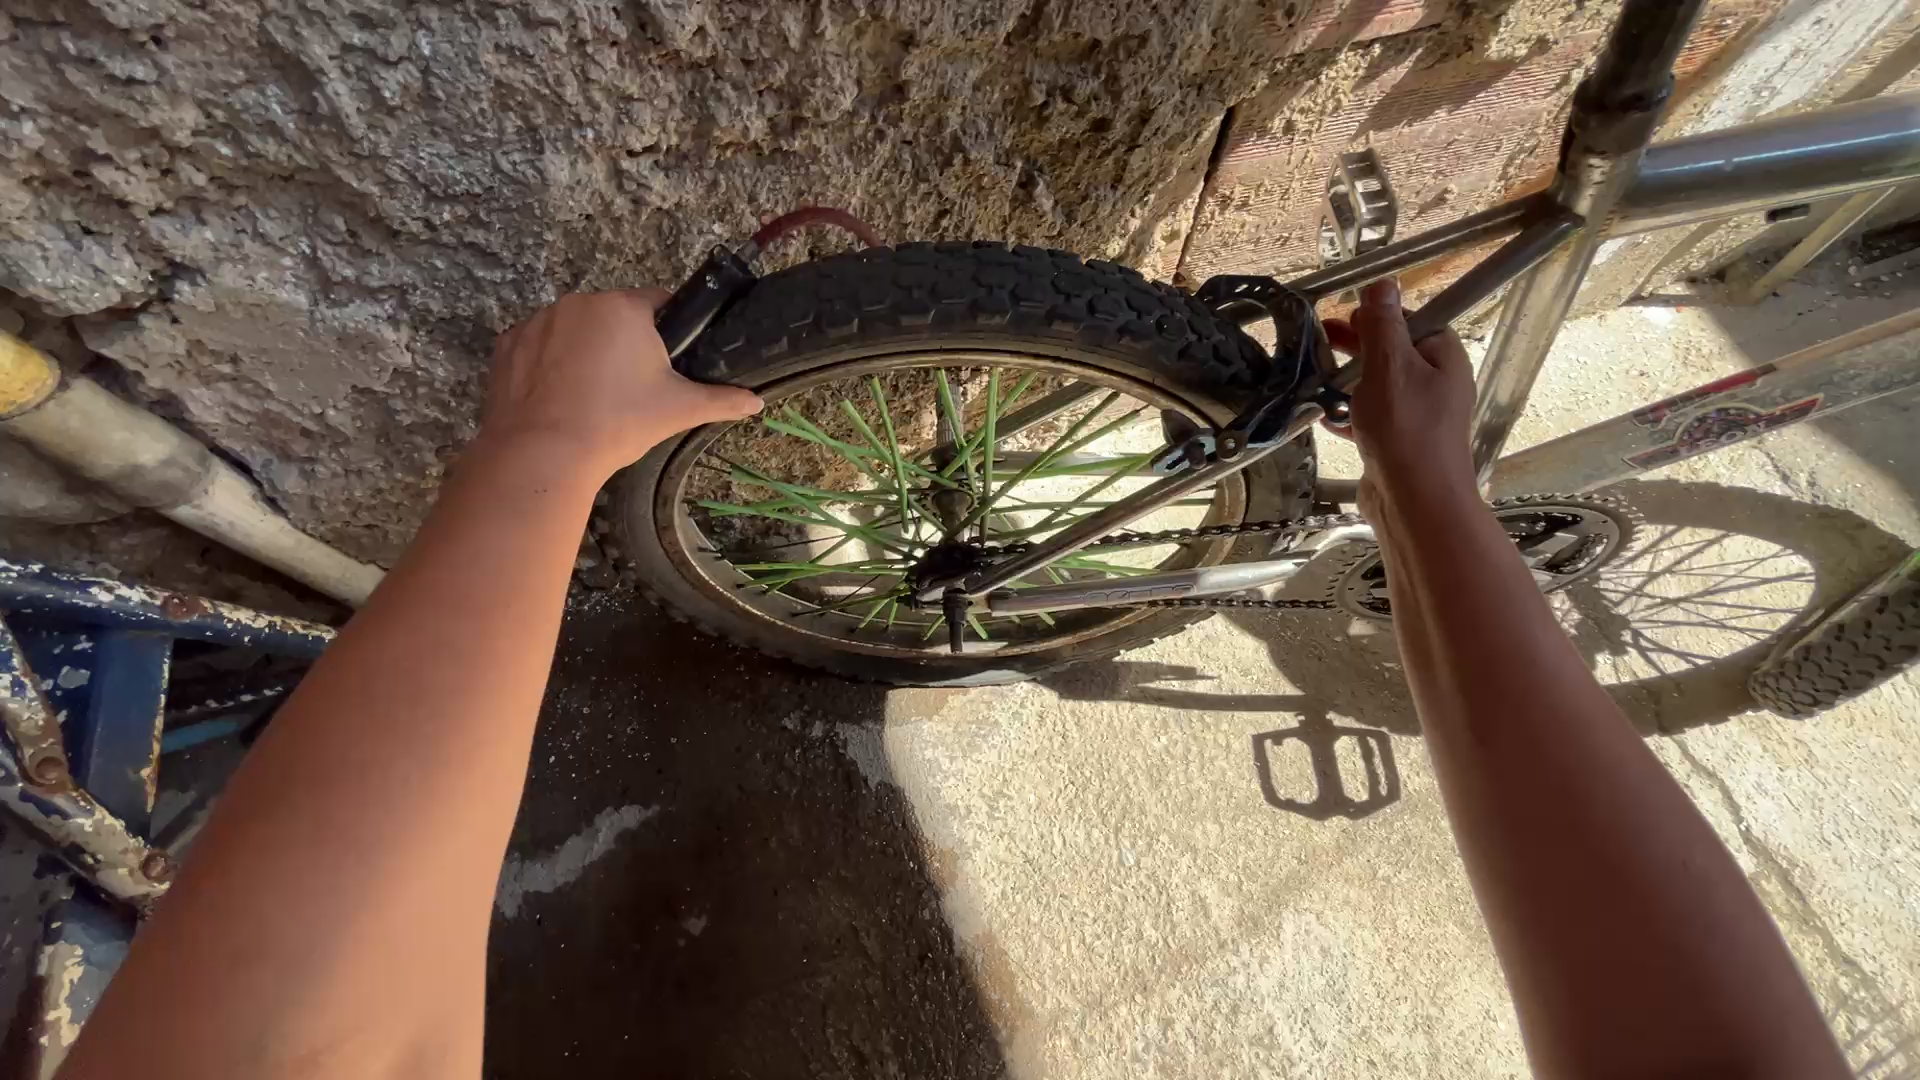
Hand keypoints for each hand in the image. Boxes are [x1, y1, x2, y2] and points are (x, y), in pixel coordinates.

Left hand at [479, 289, 762, 480]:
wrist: (545, 452)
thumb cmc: (618, 422)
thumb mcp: (680, 410)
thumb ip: (722, 400)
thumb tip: (756, 402)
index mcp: (623, 309)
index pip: (659, 302)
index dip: (671, 330)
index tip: (672, 361)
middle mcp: (577, 303)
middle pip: (615, 317)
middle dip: (627, 345)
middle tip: (637, 389)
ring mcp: (536, 322)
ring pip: (577, 331)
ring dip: (589, 353)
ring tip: (597, 399)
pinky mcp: (507, 345)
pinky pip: (541, 348)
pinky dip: (553, 367)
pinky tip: (564, 399)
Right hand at [1322, 279, 1476, 515]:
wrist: (1414, 498)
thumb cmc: (1404, 429)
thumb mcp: (1389, 368)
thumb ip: (1382, 327)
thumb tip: (1382, 285)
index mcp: (1442, 359)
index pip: (1411, 322)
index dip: (1377, 316)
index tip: (1343, 317)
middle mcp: (1435, 384)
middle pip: (1393, 354)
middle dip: (1357, 348)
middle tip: (1321, 342)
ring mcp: (1417, 416)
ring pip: (1378, 387)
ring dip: (1348, 382)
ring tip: (1317, 381)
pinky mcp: (1397, 443)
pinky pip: (1370, 419)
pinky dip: (1348, 415)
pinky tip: (1327, 418)